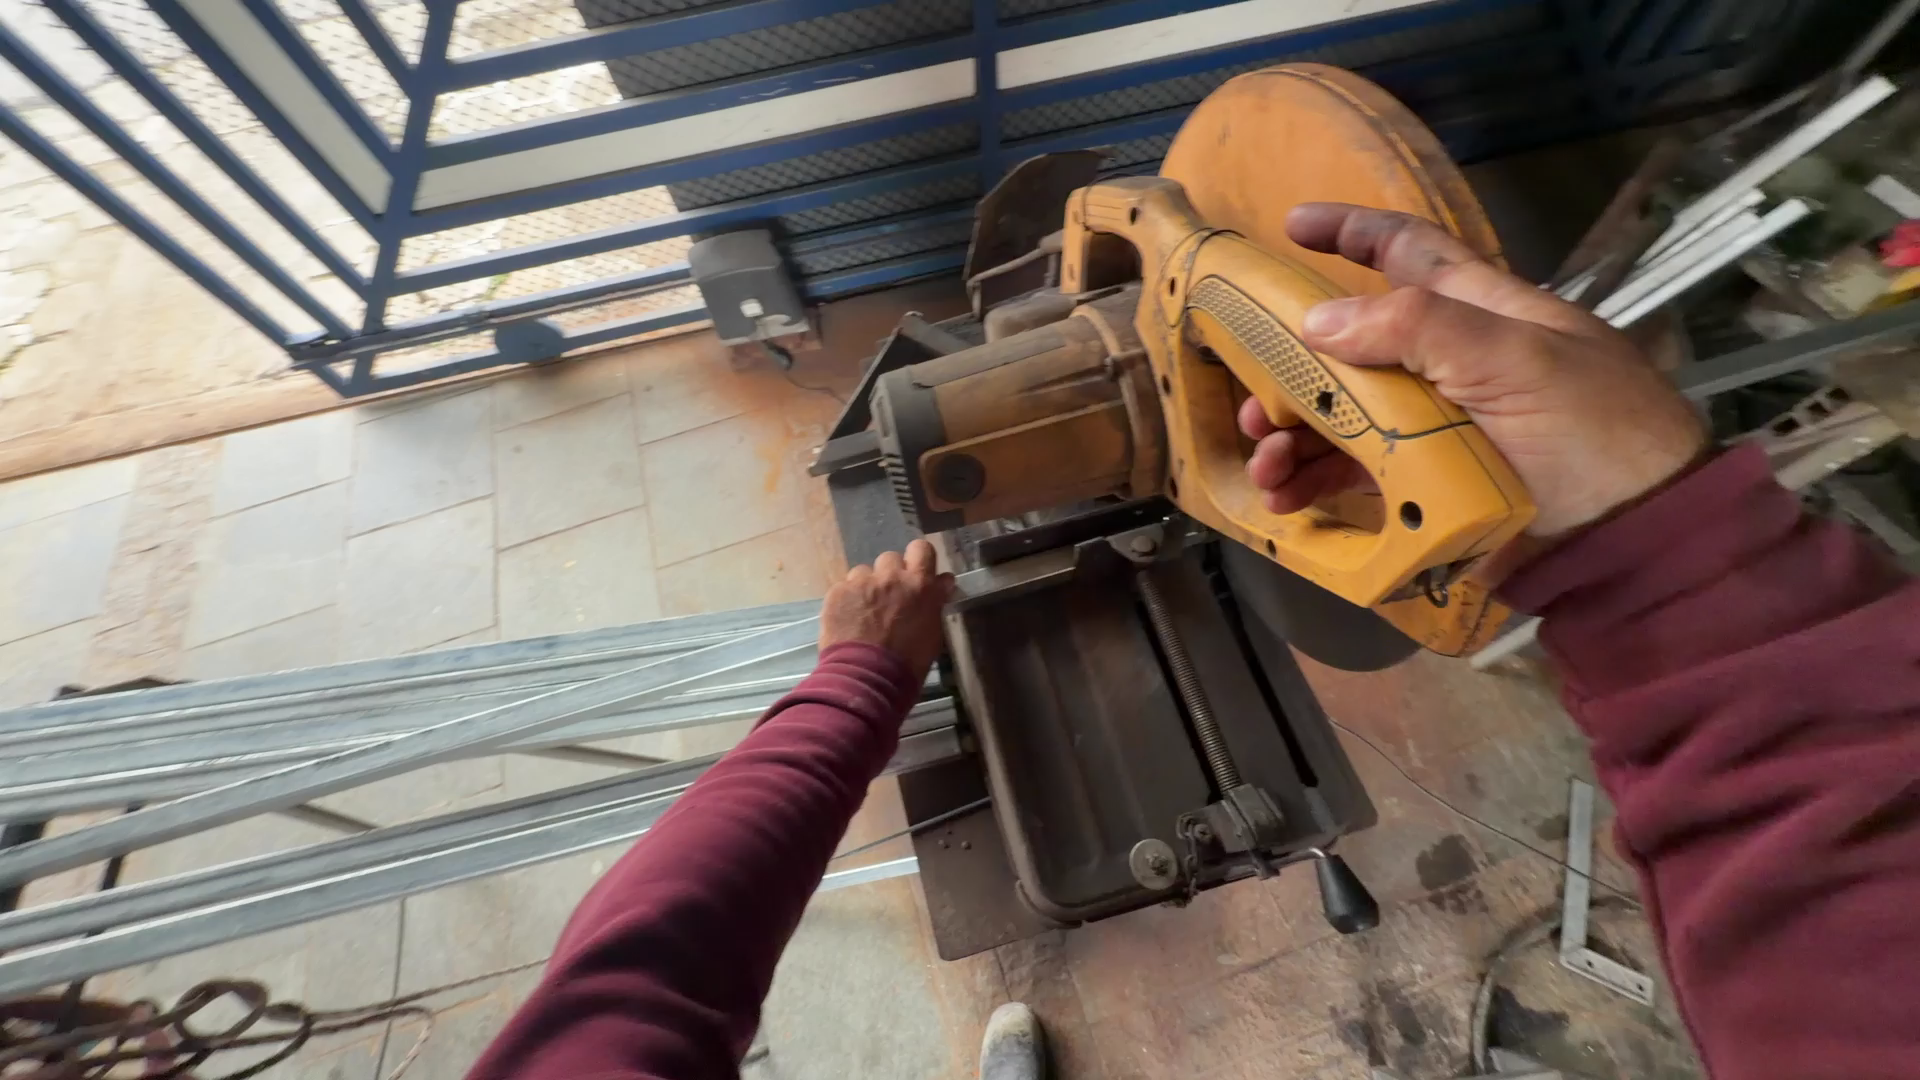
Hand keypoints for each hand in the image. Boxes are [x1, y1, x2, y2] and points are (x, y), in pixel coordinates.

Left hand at [820, 538, 954, 681]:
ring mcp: (862, 582)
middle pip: (890, 558)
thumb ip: (935, 601)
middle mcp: (891, 576)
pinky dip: (848, 599)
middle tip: (889, 597)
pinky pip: (845, 586)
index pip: (921, 549)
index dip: (917, 559)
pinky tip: (848, 619)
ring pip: (864, 571)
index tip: (915, 573)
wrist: (866, 679)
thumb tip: (943, 581)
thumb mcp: (932, 632)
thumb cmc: (908, 663)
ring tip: (864, 611)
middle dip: (890, 574)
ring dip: (867, 586)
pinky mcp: (838, 592)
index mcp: (919, 584)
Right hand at [1241, 203, 1708, 538]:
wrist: (1628, 538)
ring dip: (1287, 436)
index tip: (1293, 224)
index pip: (1408, 252)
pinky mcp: (1411, 480)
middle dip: (1290, 370)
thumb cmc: (1591, 430)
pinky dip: (1303, 483)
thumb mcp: (1519, 360)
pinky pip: (1340, 472)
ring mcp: (1421, 426)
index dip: (1353, 231)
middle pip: (1343, 351)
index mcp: (1473, 313)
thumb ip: (1419, 329)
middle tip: (1256, 400)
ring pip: (1331, 416)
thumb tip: (1315, 321)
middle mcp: (1437, 364)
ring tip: (1267, 462)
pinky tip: (1281, 497)